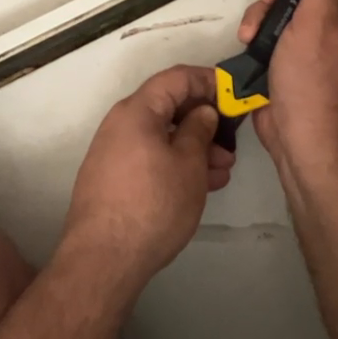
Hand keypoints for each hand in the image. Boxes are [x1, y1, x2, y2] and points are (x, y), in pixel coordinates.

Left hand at [59, 65, 236, 287]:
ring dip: (193, 147)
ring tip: (223, 170)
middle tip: (232, 140)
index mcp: (137, 110)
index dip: (208, 80)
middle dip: (203, 120)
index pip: (177, 78)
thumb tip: (203, 112)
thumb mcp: (189, 164)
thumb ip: (199, 129)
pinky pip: (151, 158)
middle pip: (168, 107)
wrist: (102, 261)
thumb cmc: (152, 204)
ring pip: (161, 136)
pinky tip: (201, 184)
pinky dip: (176, 163)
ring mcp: (114, 153)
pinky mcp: (113, 179)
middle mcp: (121, 124)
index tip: (234, 94)